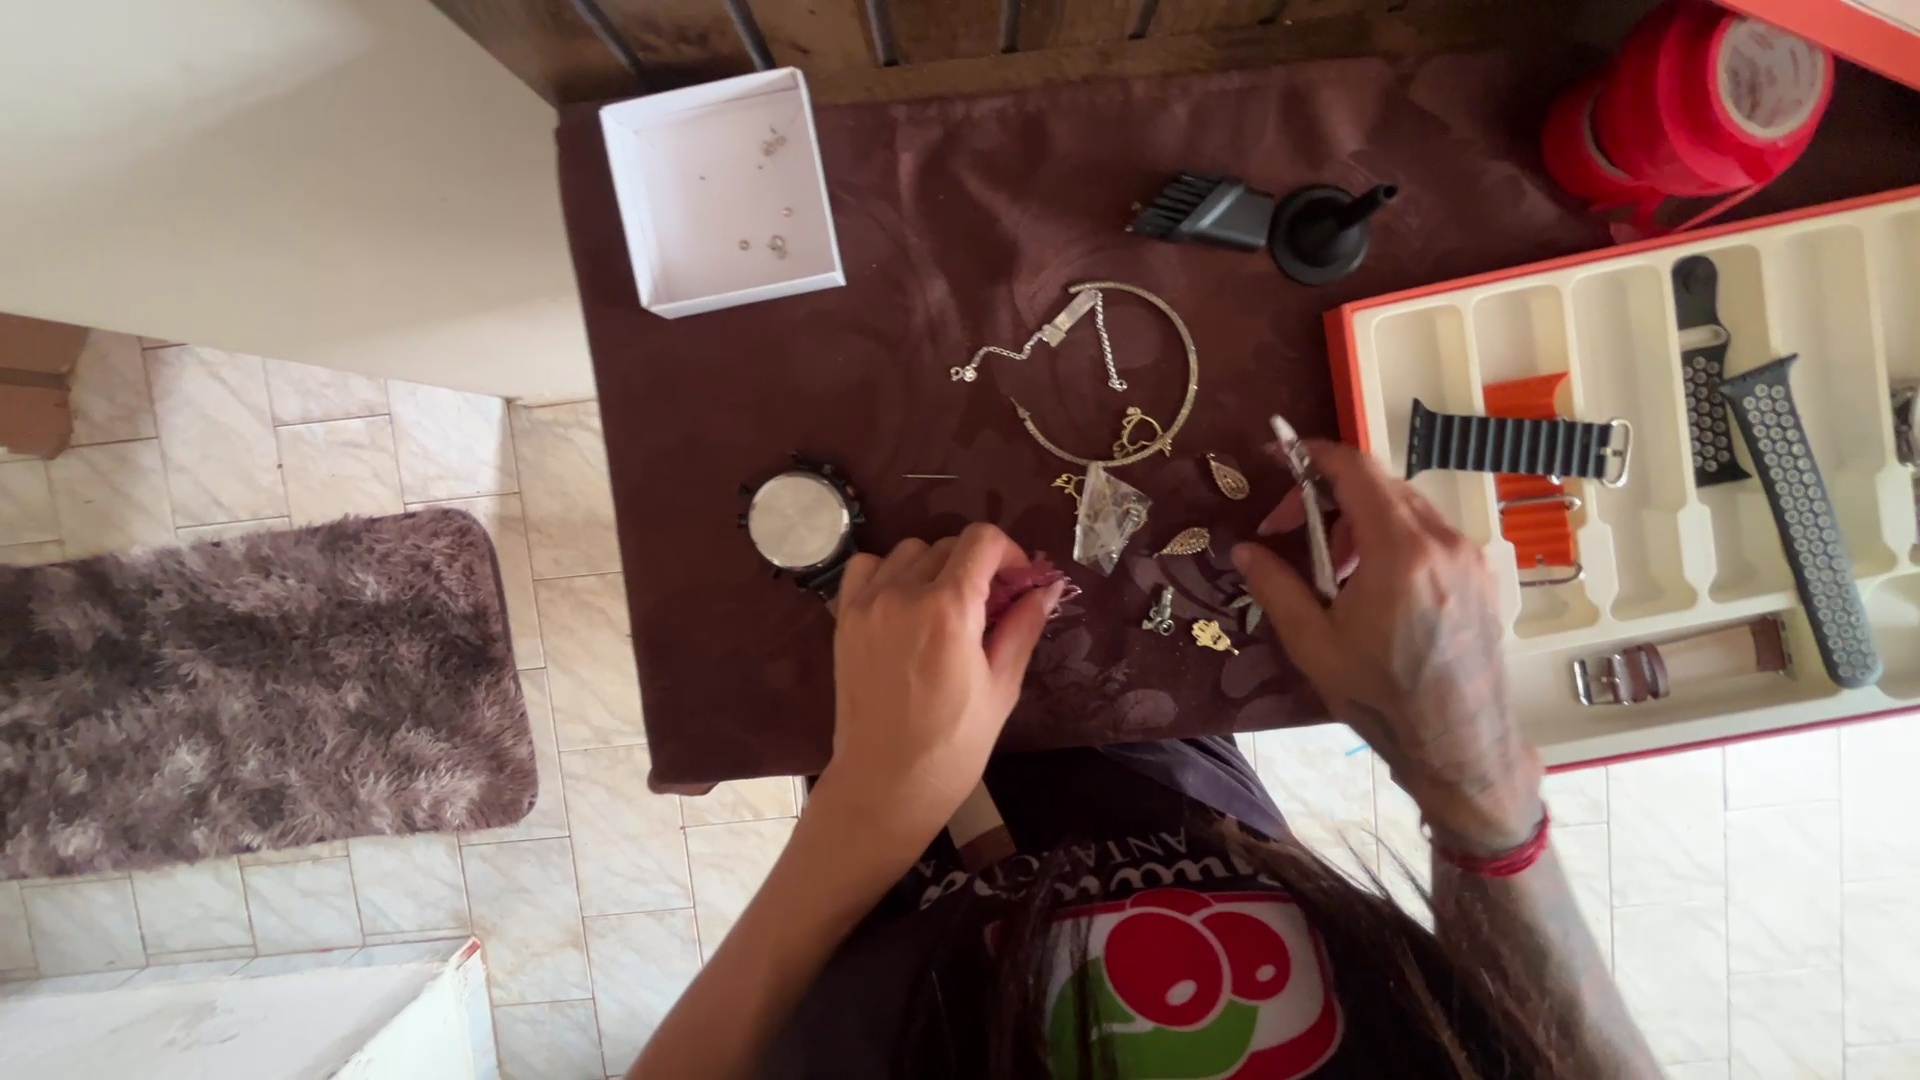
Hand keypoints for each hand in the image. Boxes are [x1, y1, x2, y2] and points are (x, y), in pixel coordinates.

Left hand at [821, 523, 1063, 840]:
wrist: (885, 783)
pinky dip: (889, 572)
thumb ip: (1024, 626)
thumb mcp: (1001, 686)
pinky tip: (904, 603)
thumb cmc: (954, 745)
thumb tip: (1048, 587)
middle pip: (949, 544)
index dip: (1009, 552)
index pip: (982, 540)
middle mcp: (903, 593)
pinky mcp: (845, 618)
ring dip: (936, 567)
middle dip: (978, 564)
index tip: (1017, 581)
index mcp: (948, 609)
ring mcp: (868, 603)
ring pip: (909, 551)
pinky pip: (866, 568)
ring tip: (946, 606)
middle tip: (990, 603)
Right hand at [1233, 440, 1542, 855]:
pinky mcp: (1480, 577)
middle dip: (1327, 496)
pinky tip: (1369, 581)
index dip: (1314, 455)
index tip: (1280, 456)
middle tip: (1288, 530)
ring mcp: (1470, 558)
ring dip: (1358, 518)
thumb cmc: (1379, 695)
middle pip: (1380, 485)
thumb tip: (1244, 549)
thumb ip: (1276, 586)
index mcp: (1400, 552)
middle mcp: (1444, 542)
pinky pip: (1428, 533)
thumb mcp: (1312, 643)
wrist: (1460, 745)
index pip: (1358, 471)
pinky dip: (1390, 537)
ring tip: (1329, 565)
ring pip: (1405, 508)